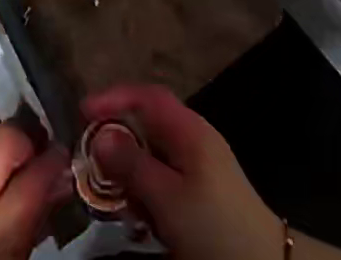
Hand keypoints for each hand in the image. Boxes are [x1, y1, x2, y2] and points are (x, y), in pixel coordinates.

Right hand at [81, 85, 285, 259]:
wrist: (259, 259)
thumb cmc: (212, 224)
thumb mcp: (167, 198)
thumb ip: (133, 166)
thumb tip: (101, 134)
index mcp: (189, 129)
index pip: (149, 96)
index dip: (115, 97)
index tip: (82, 111)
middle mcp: (193, 136)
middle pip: (148, 121)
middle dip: (116, 136)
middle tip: (85, 158)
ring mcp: (198, 161)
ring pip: (152, 150)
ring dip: (127, 165)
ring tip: (106, 189)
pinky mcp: (198, 185)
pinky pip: (162, 173)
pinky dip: (142, 184)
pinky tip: (133, 208)